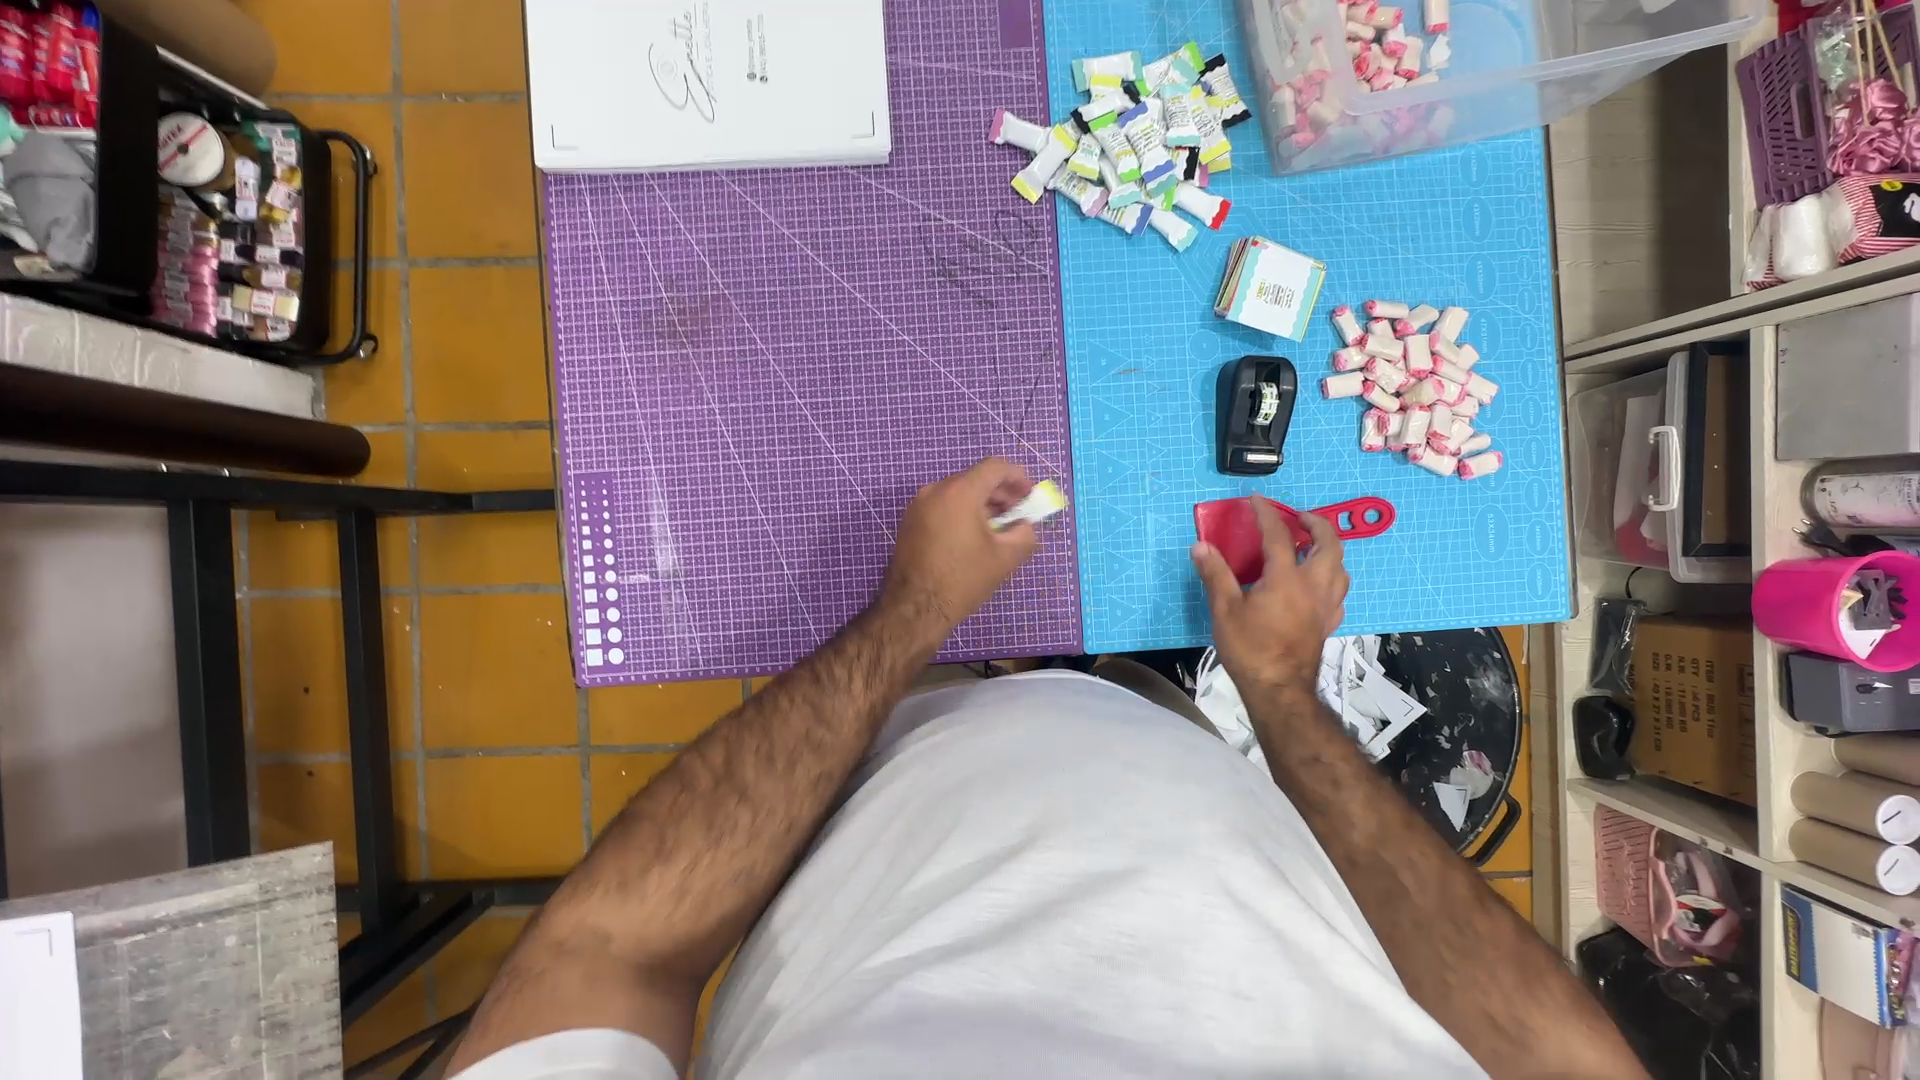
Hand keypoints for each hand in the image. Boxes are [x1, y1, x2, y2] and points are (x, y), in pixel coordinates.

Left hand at [881, 457, 1040, 636]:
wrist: (915, 608)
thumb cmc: (963, 580)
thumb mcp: (1005, 558)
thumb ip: (1025, 533)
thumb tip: (1024, 524)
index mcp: (960, 492)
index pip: (995, 467)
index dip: (1018, 477)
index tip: (1029, 495)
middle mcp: (935, 490)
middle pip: (975, 478)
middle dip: (1000, 493)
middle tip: (1017, 513)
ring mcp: (918, 505)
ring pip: (958, 492)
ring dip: (981, 503)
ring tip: (998, 528)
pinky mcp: (910, 521)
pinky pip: (943, 505)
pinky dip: (962, 511)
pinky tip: (973, 536)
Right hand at [1191, 498, 1348, 694]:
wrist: (1279, 689)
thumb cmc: (1250, 648)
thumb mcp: (1224, 609)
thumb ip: (1215, 574)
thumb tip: (1201, 546)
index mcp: (1286, 578)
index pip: (1279, 535)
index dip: (1267, 513)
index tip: (1256, 500)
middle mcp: (1314, 586)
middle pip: (1329, 545)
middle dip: (1316, 525)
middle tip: (1299, 518)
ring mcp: (1326, 605)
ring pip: (1341, 567)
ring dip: (1329, 549)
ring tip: (1312, 547)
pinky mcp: (1329, 623)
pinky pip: (1339, 592)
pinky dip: (1332, 578)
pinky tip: (1320, 584)